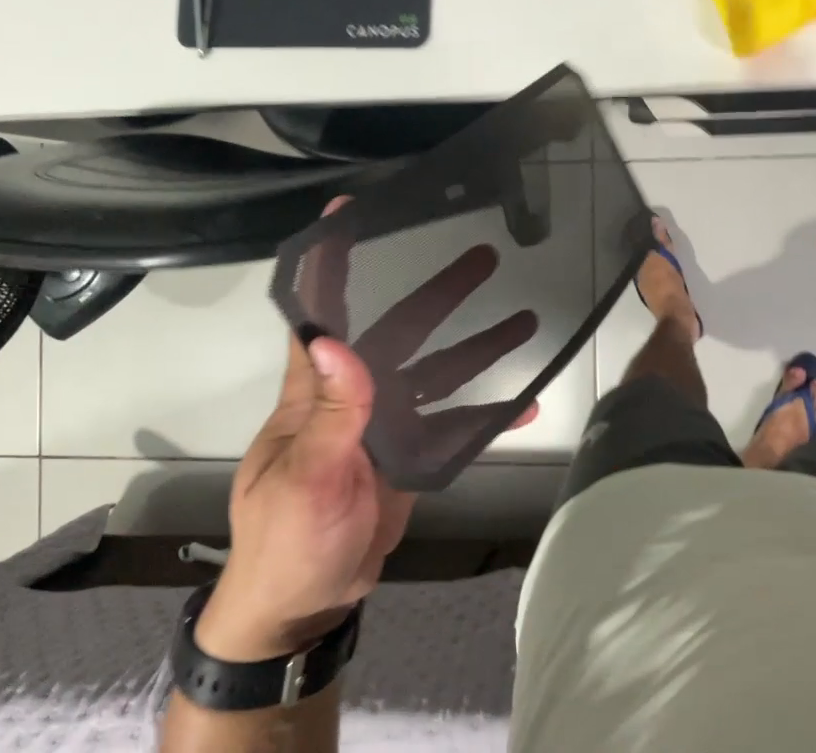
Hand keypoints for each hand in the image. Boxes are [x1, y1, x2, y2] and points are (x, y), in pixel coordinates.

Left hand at [198, 199, 536, 662]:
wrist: (306, 604)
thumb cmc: (289, 539)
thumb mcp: (307, 476)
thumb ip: (330, 412)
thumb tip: (331, 338)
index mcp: (314, 391)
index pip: (319, 311)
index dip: (331, 263)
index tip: (347, 211)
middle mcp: (352, 397)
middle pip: (401, 330)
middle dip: (440, 293)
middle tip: (484, 256)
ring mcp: (385, 428)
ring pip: (439, 374)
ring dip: (478, 347)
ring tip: (526, 320)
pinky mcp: (409, 458)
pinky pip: (454, 425)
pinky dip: (487, 414)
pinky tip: (525, 404)